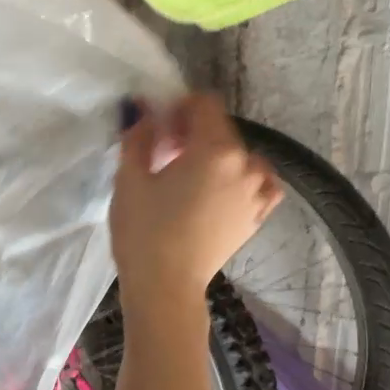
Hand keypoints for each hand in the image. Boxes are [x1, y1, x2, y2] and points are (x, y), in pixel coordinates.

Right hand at [110, 94, 280, 304]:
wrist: (166, 284)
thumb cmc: (143, 230)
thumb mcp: (130, 179)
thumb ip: (139, 138)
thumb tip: (142, 110)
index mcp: (215, 150)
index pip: (204, 105)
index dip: (177, 108)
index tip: (155, 127)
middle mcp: (246, 163)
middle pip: (220, 130)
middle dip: (191, 134)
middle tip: (160, 156)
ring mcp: (258, 190)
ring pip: (237, 156)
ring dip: (212, 157)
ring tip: (185, 179)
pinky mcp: (259, 213)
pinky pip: (255, 182)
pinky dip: (237, 178)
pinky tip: (214, 191)